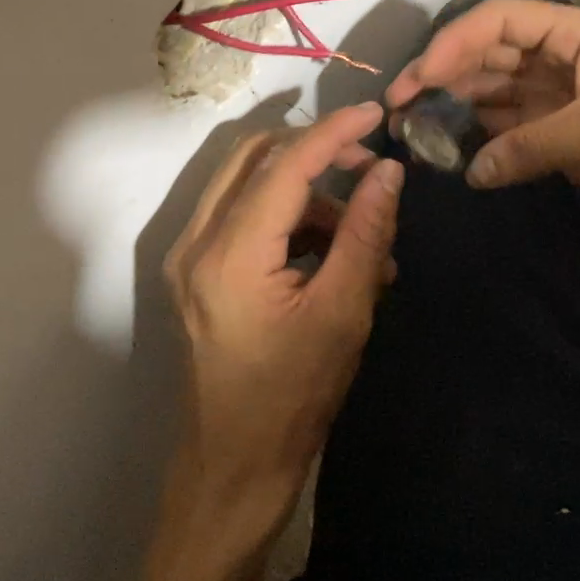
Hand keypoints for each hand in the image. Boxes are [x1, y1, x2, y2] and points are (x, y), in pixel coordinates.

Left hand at [162, 102, 403, 487]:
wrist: (236, 466)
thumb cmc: (294, 395)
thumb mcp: (343, 311)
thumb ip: (365, 232)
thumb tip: (389, 171)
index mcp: (231, 254)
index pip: (285, 164)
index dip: (335, 132)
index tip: (377, 114)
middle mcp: (197, 242)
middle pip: (254, 157)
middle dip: (316, 151)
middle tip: (368, 168)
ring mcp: (190, 257)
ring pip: (248, 184)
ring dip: (307, 191)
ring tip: (362, 235)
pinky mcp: (197, 273)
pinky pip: (244, 217)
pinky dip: (289, 218)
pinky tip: (333, 253)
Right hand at [385, 0, 579, 231]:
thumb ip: (535, 145)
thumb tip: (472, 171)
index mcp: (574, 33)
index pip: (500, 21)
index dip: (454, 44)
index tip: (419, 80)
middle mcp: (556, 57)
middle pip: (486, 53)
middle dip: (442, 74)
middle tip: (398, 108)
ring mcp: (552, 96)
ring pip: (489, 90)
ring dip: (452, 106)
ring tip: (411, 129)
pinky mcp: (553, 133)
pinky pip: (502, 128)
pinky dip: (475, 137)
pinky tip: (447, 150)